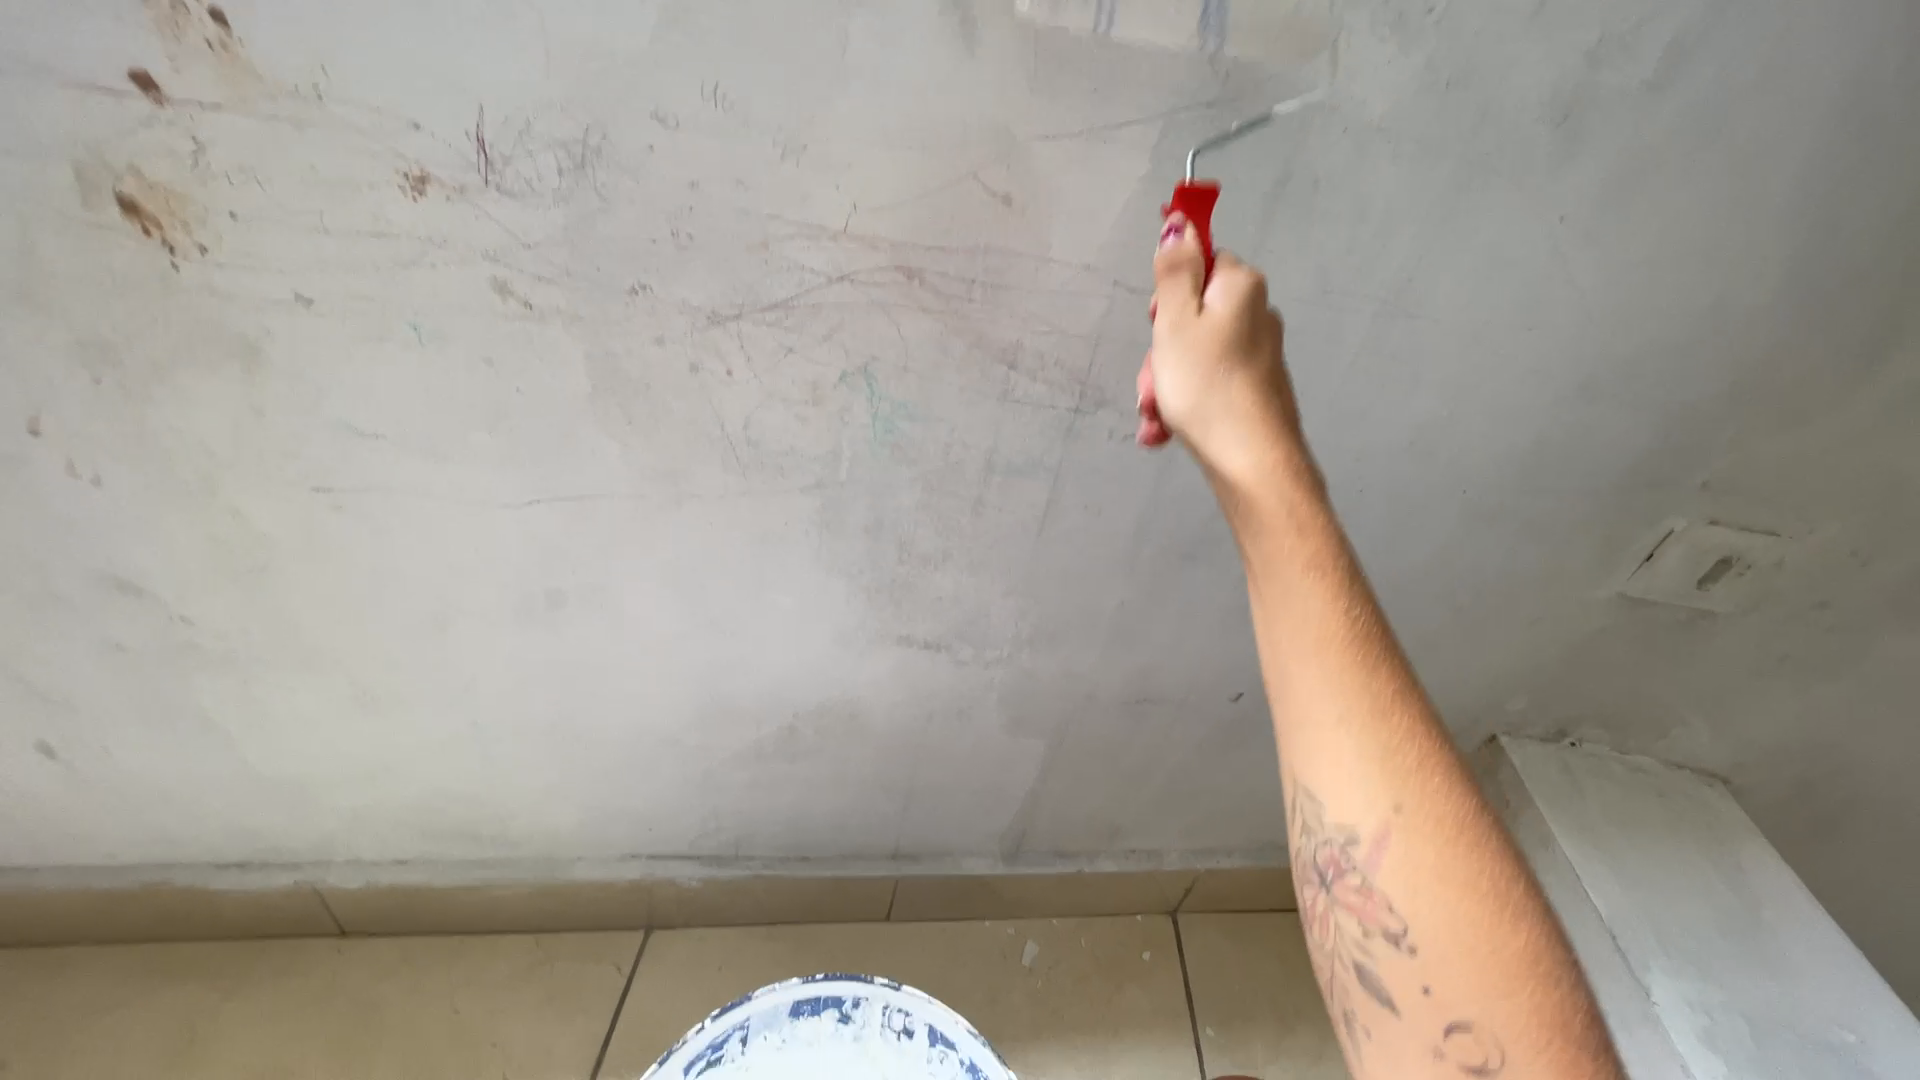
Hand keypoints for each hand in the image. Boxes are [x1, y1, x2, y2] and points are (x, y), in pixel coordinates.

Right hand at [1139, 215, 1305, 490]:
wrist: (1250, 460)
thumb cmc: (1205, 385)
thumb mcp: (1175, 321)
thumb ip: (1174, 270)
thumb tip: (1180, 222)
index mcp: (1241, 287)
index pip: (1200, 263)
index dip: (1168, 293)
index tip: (1155, 322)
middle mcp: (1255, 314)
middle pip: (1190, 317)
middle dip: (1160, 353)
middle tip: (1154, 381)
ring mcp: (1256, 356)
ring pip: (1192, 358)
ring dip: (1164, 387)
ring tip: (1156, 417)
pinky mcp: (1253, 391)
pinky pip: (1205, 386)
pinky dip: (1182, 406)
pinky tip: (1164, 432)